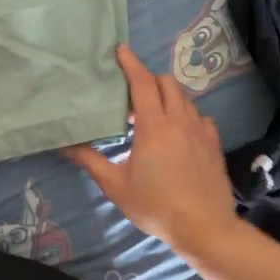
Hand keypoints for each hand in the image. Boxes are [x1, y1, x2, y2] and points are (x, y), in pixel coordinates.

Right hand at [64, 45, 239, 250]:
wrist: (204, 228)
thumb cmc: (155, 205)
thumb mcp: (115, 185)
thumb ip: (91, 161)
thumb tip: (65, 145)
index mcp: (153, 126)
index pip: (142, 83)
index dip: (131, 63)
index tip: (120, 50)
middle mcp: (179, 121)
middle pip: (167, 84)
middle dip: (149, 80)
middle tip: (132, 94)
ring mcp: (201, 132)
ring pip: (185, 99)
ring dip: (167, 97)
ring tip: (152, 113)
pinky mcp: (213, 145)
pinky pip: (200, 117)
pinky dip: (186, 115)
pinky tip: (177, 132)